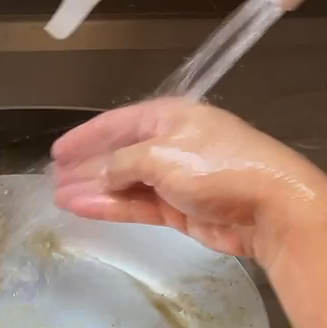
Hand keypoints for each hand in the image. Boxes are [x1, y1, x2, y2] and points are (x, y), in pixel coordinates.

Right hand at [51, 98, 326, 267]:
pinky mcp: (180, 209)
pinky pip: (137, 205)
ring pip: (125, 183)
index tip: (57, 152)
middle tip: (55, 178)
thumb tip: (97, 176)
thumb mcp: (161, 155)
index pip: (118, 123)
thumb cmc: (218, 168)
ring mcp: (176, 179)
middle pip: (119, 154)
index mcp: (171, 117)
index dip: (86, 136)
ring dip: (94, 190)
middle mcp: (171, 144)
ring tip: (61, 198)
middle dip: (87, 166)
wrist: (271, 208)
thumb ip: (121, 164)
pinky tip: (84, 209)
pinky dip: (111, 207)